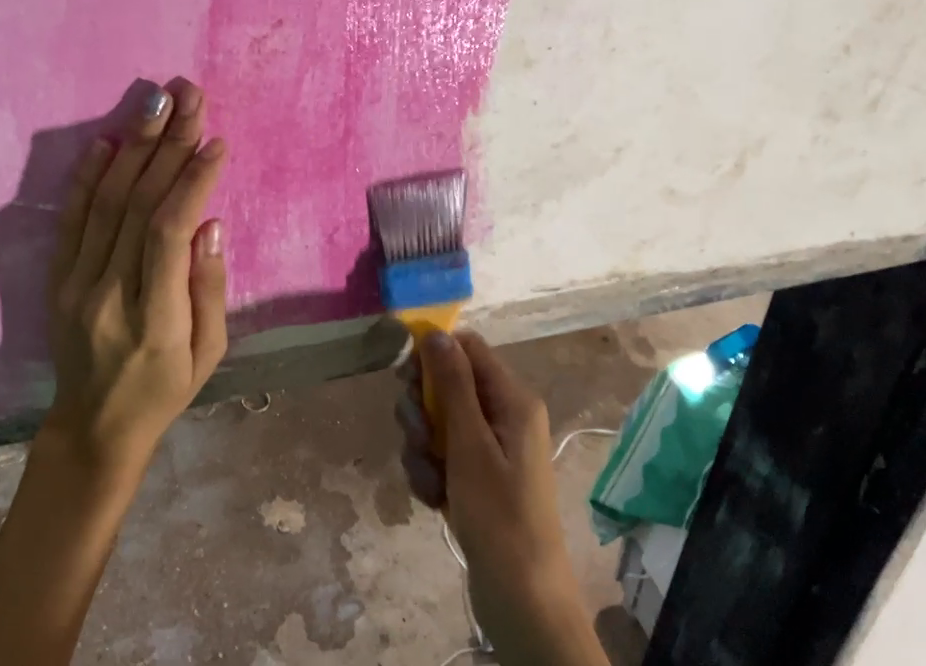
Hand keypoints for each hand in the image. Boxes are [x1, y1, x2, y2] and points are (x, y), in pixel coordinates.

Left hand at [42, 78, 228, 473]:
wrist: (95, 425)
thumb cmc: (164, 391)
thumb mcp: (209, 353)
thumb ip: (210, 288)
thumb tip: (211, 221)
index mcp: (154, 317)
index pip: (168, 232)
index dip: (192, 181)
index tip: (215, 141)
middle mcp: (109, 292)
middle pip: (137, 203)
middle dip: (168, 143)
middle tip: (189, 95)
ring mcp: (76, 283)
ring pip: (106, 201)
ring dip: (134, 145)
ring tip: (157, 101)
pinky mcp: (58, 278)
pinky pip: (72, 219)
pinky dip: (89, 176)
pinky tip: (108, 140)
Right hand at [398, 331, 603, 665]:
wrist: (520, 595)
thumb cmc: (498, 514)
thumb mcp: (469, 443)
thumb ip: (452, 384)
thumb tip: (435, 331)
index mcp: (512, 399)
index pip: (467, 347)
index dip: (433, 355)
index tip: (405, 378)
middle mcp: (503, 416)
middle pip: (446, 385)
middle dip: (422, 411)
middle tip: (421, 438)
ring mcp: (489, 448)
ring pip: (436, 422)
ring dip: (422, 448)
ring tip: (432, 481)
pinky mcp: (476, 476)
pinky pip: (440, 455)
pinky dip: (430, 473)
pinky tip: (434, 499)